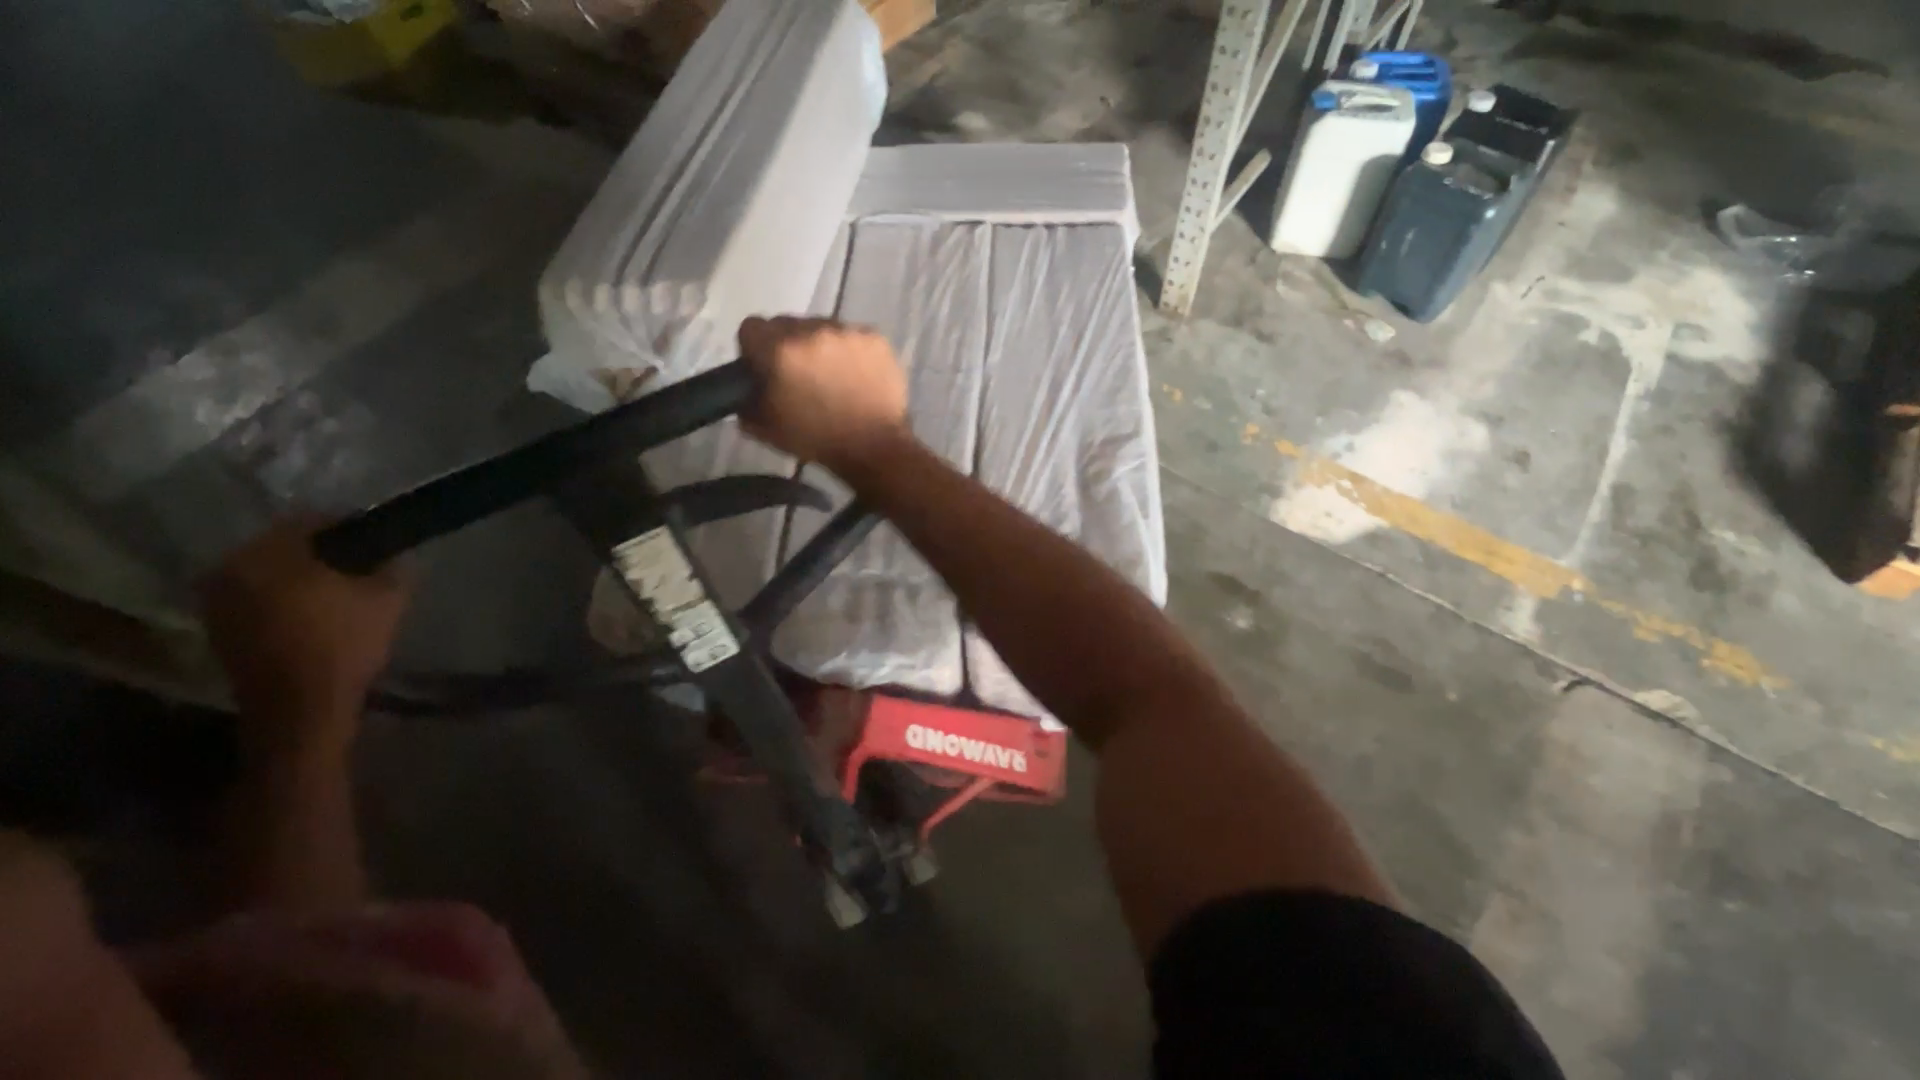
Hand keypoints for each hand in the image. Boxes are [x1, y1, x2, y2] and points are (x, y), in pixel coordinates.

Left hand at [198, 516, 409, 754]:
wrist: (300, 709)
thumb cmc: (343, 644)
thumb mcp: (389, 598)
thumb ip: (393, 566)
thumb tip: (393, 554)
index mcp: (269, 550)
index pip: (315, 519)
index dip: (352, 528)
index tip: (376, 545)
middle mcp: (231, 565)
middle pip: (287, 546)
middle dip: (322, 554)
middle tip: (358, 570)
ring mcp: (217, 599)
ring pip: (270, 573)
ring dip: (299, 578)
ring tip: (336, 596)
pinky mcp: (218, 628)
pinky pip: (257, 598)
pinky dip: (282, 601)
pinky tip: (312, 617)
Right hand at [737, 316, 909, 472]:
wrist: (874, 448)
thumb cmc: (815, 440)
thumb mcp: (765, 427)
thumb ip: (745, 399)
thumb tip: (745, 386)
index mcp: (779, 350)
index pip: (751, 327)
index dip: (754, 347)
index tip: (764, 366)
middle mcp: (811, 330)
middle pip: (786, 323)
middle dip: (787, 344)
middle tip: (798, 373)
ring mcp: (846, 331)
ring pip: (820, 326)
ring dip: (819, 345)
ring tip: (831, 375)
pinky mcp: (874, 336)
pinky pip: (851, 334)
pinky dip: (849, 350)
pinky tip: (856, 375)